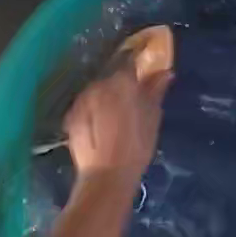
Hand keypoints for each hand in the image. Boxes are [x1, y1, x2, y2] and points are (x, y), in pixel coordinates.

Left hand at [64, 25, 173, 186]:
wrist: (105, 178)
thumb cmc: (136, 144)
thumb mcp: (153, 115)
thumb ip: (156, 89)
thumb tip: (165, 72)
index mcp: (121, 80)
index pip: (129, 58)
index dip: (137, 59)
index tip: (144, 63)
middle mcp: (98, 84)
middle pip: (112, 74)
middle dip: (121, 79)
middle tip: (132, 92)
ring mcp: (81, 100)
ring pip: (98, 89)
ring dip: (106, 93)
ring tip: (116, 109)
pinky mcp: (70, 117)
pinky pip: (86, 103)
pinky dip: (93, 107)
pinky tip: (101, 121)